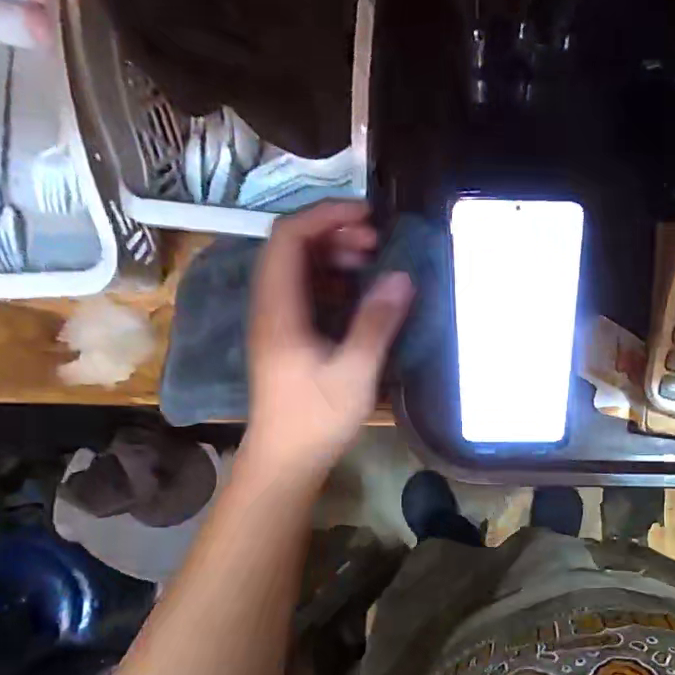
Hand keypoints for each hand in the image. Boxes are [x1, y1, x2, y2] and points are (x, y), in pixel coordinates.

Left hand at [243, 201, 413, 480]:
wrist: (285, 459)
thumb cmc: (316, 419)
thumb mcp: (355, 372)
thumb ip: (377, 322)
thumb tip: (403, 277)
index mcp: (279, 308)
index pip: (289, 237)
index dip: (327, 215)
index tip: (370, 216)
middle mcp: (270, 305)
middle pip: (291, 245)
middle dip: (335, 231)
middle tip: (378, 242)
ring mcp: (277, 320)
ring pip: (298, 266)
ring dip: (335, 254)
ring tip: (374, 262)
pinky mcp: (287, 335)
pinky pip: (306, 289)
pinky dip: (334, 279)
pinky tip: (361, 293)